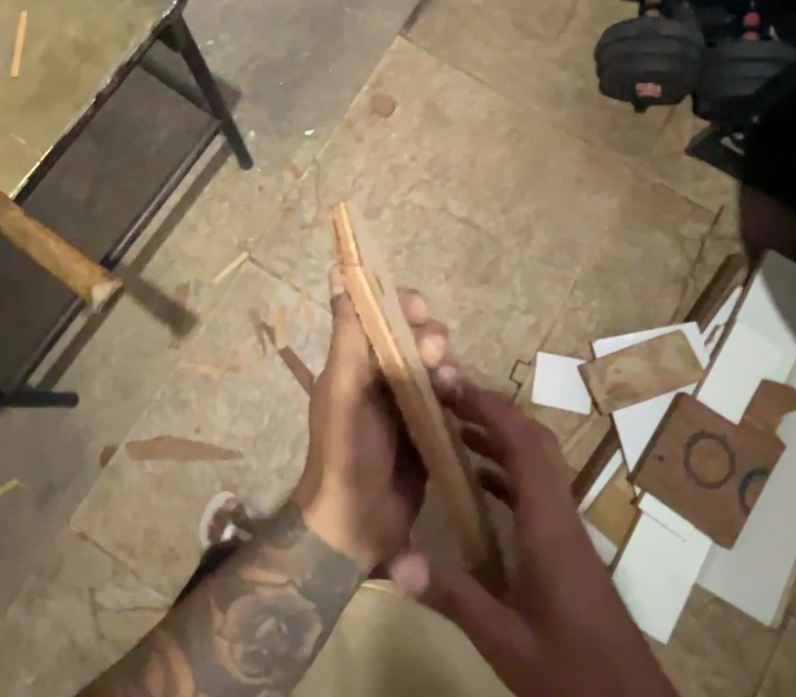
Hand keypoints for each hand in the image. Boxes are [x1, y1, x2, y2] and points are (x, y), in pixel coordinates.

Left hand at [291, 272, 455, 569]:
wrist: (357, 523)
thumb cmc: (346, 450)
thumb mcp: (344, 388)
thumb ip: (347, 334)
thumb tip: (337, 271)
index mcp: (352, 364)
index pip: (378, 317)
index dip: (400, 305)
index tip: (419, 308)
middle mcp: (376, 378)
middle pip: (410, 338)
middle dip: (429, 336)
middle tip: (437, 353)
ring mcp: (402, 404)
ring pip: (431, 366)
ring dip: (444, 363)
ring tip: (448, 379)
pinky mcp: (424, 428)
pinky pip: (444, 397)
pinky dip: (453, 390)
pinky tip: (457, 397)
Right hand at [387, 381, 676, 696]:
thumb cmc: (570, 670)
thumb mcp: (504, 640)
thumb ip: (453, 596)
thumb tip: (395, 558)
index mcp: (549, 525)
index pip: (524, 446)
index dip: (489, 408)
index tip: (450, 385)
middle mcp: (562, 516)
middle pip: (535, 444)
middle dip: (493, 412)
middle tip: (446, 399)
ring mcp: (568, 532)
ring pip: (539, 465)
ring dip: (500, 439)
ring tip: (453, 429)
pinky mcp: (567, 549)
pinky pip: (538, 491)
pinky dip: (507, 473)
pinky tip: (478, 484)